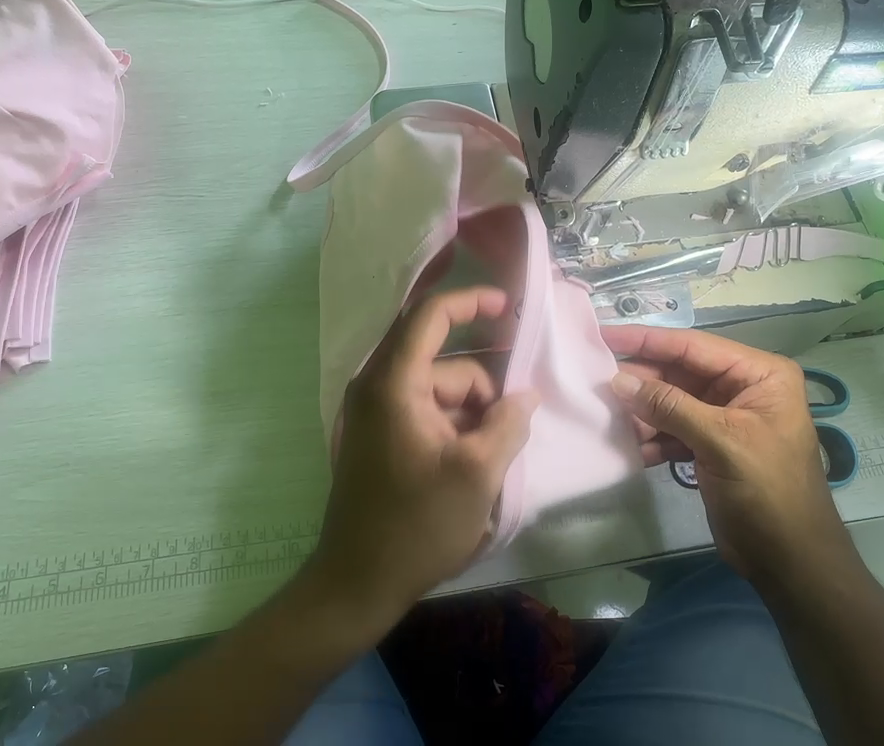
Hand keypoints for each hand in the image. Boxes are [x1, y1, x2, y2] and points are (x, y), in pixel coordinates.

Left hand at [307, 286, 539, 623]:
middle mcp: (377, 387)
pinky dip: (454, 427)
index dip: (472, 301)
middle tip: (514, 418)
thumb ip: (509, 422)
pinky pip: (426, 412)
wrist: (358, 583)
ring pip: (439, 390)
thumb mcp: (478, 473)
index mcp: (393, 383)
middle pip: (443, 360)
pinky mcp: (380, 437)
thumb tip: (525, 395)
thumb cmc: (417, 524)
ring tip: (493, 458)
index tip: (510, 307)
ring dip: (472, 413)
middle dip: (483, 384)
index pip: (430, 315)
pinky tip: (474, 464)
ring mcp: (375, 414)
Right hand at [602, 324, 853, 584]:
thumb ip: (669, 407)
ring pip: (671, 402)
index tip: (604, 332)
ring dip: (641, 411)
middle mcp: (743, 388)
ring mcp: (725, 418)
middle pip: (679, 372)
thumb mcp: (721, 442)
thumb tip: (618, 380)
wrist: (791, 562)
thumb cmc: (768, 493)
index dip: (647, 340)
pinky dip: (650, 437)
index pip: (693, 346)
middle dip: (640, 380)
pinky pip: (672, 429)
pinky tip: (627, 446)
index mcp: (759, 374)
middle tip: (595, 381)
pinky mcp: (710, 446)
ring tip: (605, 416)